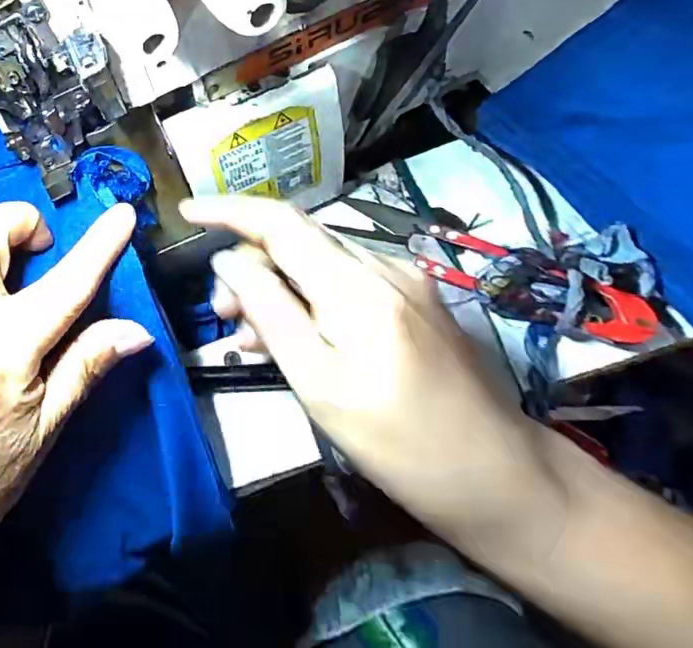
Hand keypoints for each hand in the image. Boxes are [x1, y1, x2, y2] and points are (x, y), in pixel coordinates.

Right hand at [183, 195, 566, 556]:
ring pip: (314, 258)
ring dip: (273, 283)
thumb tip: (227, 260)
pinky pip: (340, 277)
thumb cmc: (401, 444)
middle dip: (246, 264)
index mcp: (358, 288)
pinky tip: (295, 332)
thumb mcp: (318, 383)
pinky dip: (305, 294)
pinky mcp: (412, 297)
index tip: (185, 211)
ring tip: (255, 336)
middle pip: (293, 238)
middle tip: (223, 316)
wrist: (508, 483)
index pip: (279, 222)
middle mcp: (383, 266)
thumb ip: (269, 310)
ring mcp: (403, 279)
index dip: (226, 209)